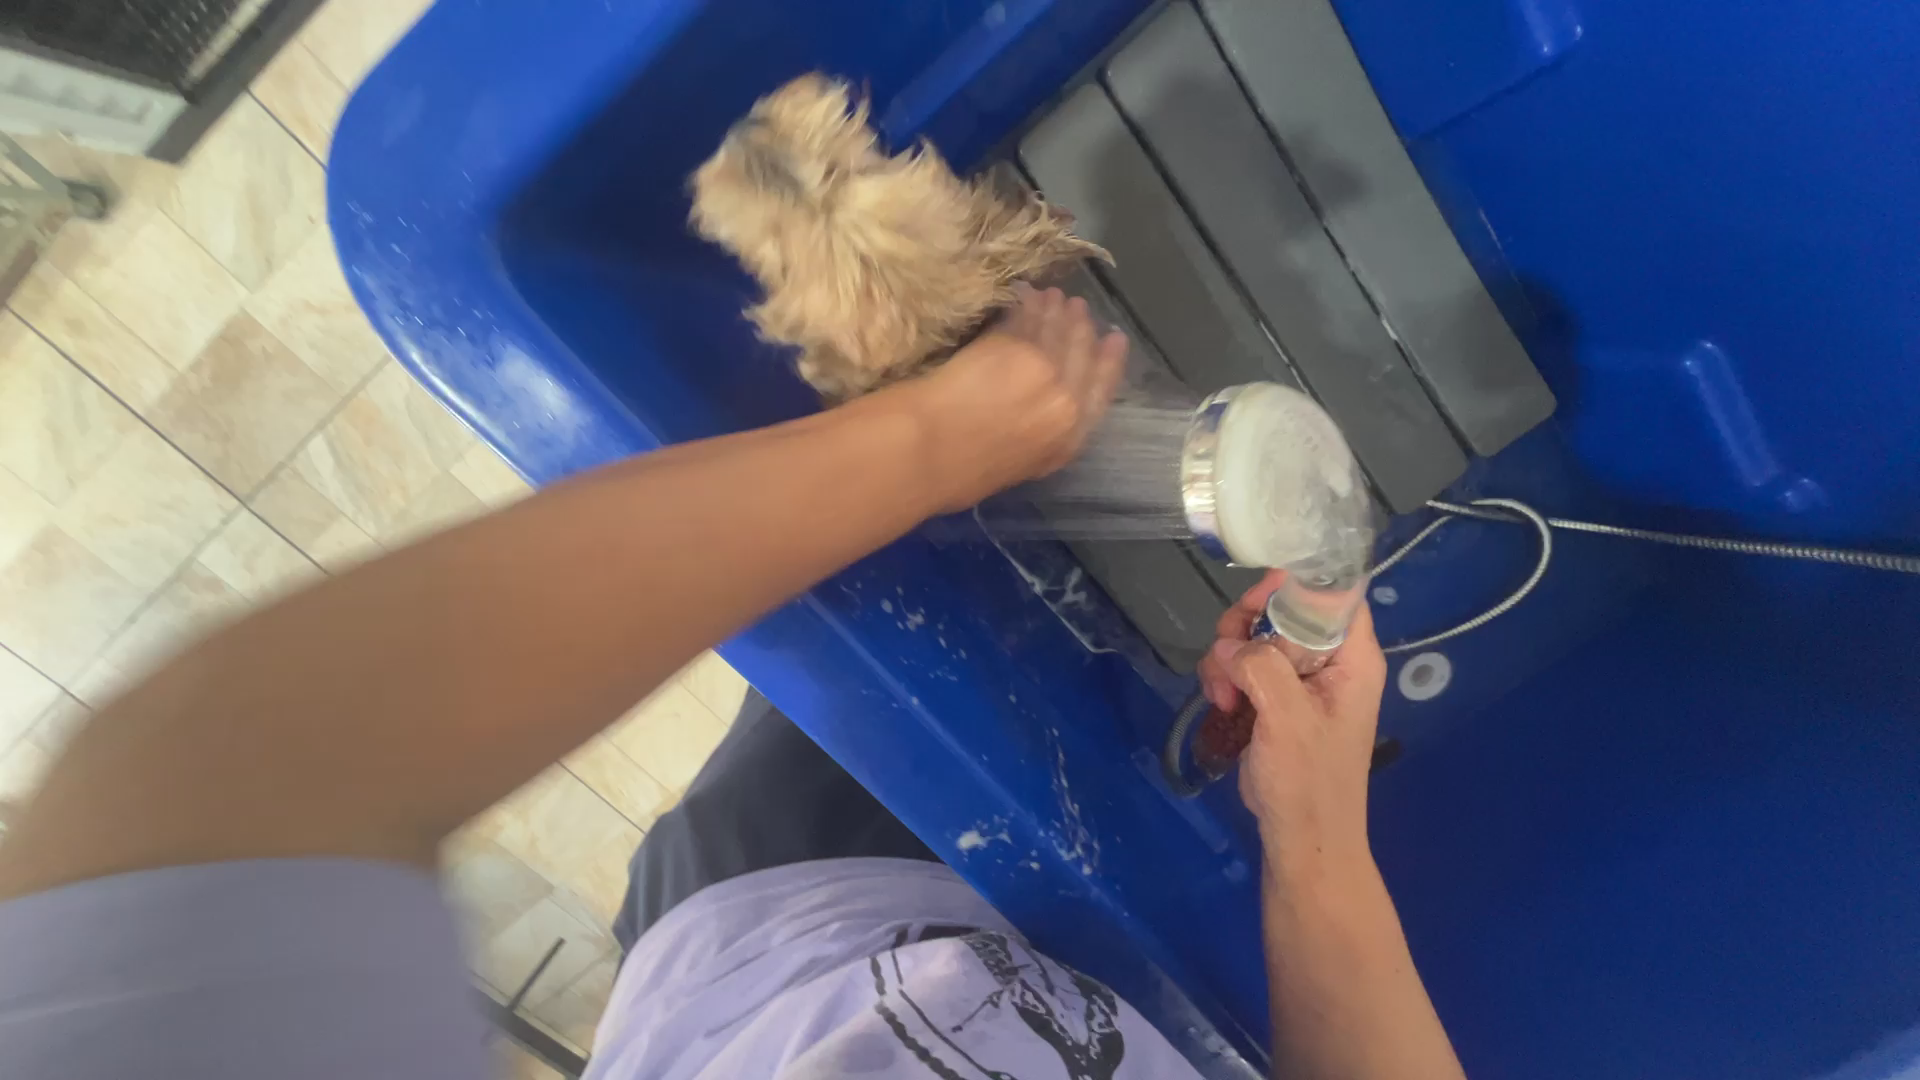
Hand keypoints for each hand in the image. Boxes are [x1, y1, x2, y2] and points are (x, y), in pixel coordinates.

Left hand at [897, 285, 1126, 511]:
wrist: (926, 453)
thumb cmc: (958, 477)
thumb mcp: (1015, 468)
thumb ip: (1036, 439)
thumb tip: (1032, 419)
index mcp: (1068, 440)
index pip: (1102, 393)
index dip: (1109, 363)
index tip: (1113, 338)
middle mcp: (1064, 402)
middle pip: (1082, 355)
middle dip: (1082, 328)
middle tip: (1078, 307)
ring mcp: (1040, 369)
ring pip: (1056, 331)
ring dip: (1056, 310)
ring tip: (1054, 297)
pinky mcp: (1011, 345)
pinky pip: (1025, 319)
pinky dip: (1027, 305)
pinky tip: (1025, 295)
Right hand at [1201, 573, 1387, 869]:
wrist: (1300, 836)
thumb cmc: (1308, 781)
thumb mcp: (1289, 720)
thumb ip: (1263, 668)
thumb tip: (1230, 646)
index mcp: (1352, 657)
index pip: (1333, 593)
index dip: (1294, 584)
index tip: (1255, 603)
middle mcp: (1328, 659)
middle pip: (1281, 608)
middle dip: (1244, 627)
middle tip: (1229, 656)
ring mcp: (1298, 677)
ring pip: (1252, 634)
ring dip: (1227, 658)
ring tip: (1224, 696)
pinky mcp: (1273, 694)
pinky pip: (1240, 662)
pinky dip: (1223, 676)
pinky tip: (1222, 704)